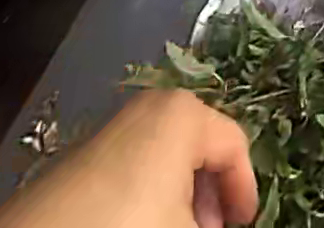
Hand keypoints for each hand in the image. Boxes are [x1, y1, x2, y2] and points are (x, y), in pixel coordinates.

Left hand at [0, 89, 258, 227]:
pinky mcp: (79, 158)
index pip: (234, 146)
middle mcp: (151, 108)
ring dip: (178, 199)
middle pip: (199, 147)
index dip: (244, 191)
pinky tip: (133, 227)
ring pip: (164, 160)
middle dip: (209, 196)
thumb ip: (215, 222)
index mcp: (183, 114)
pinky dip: (143, 199)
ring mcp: (112, 129)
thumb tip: (211, 220)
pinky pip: (131, 170)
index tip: (243, 227)